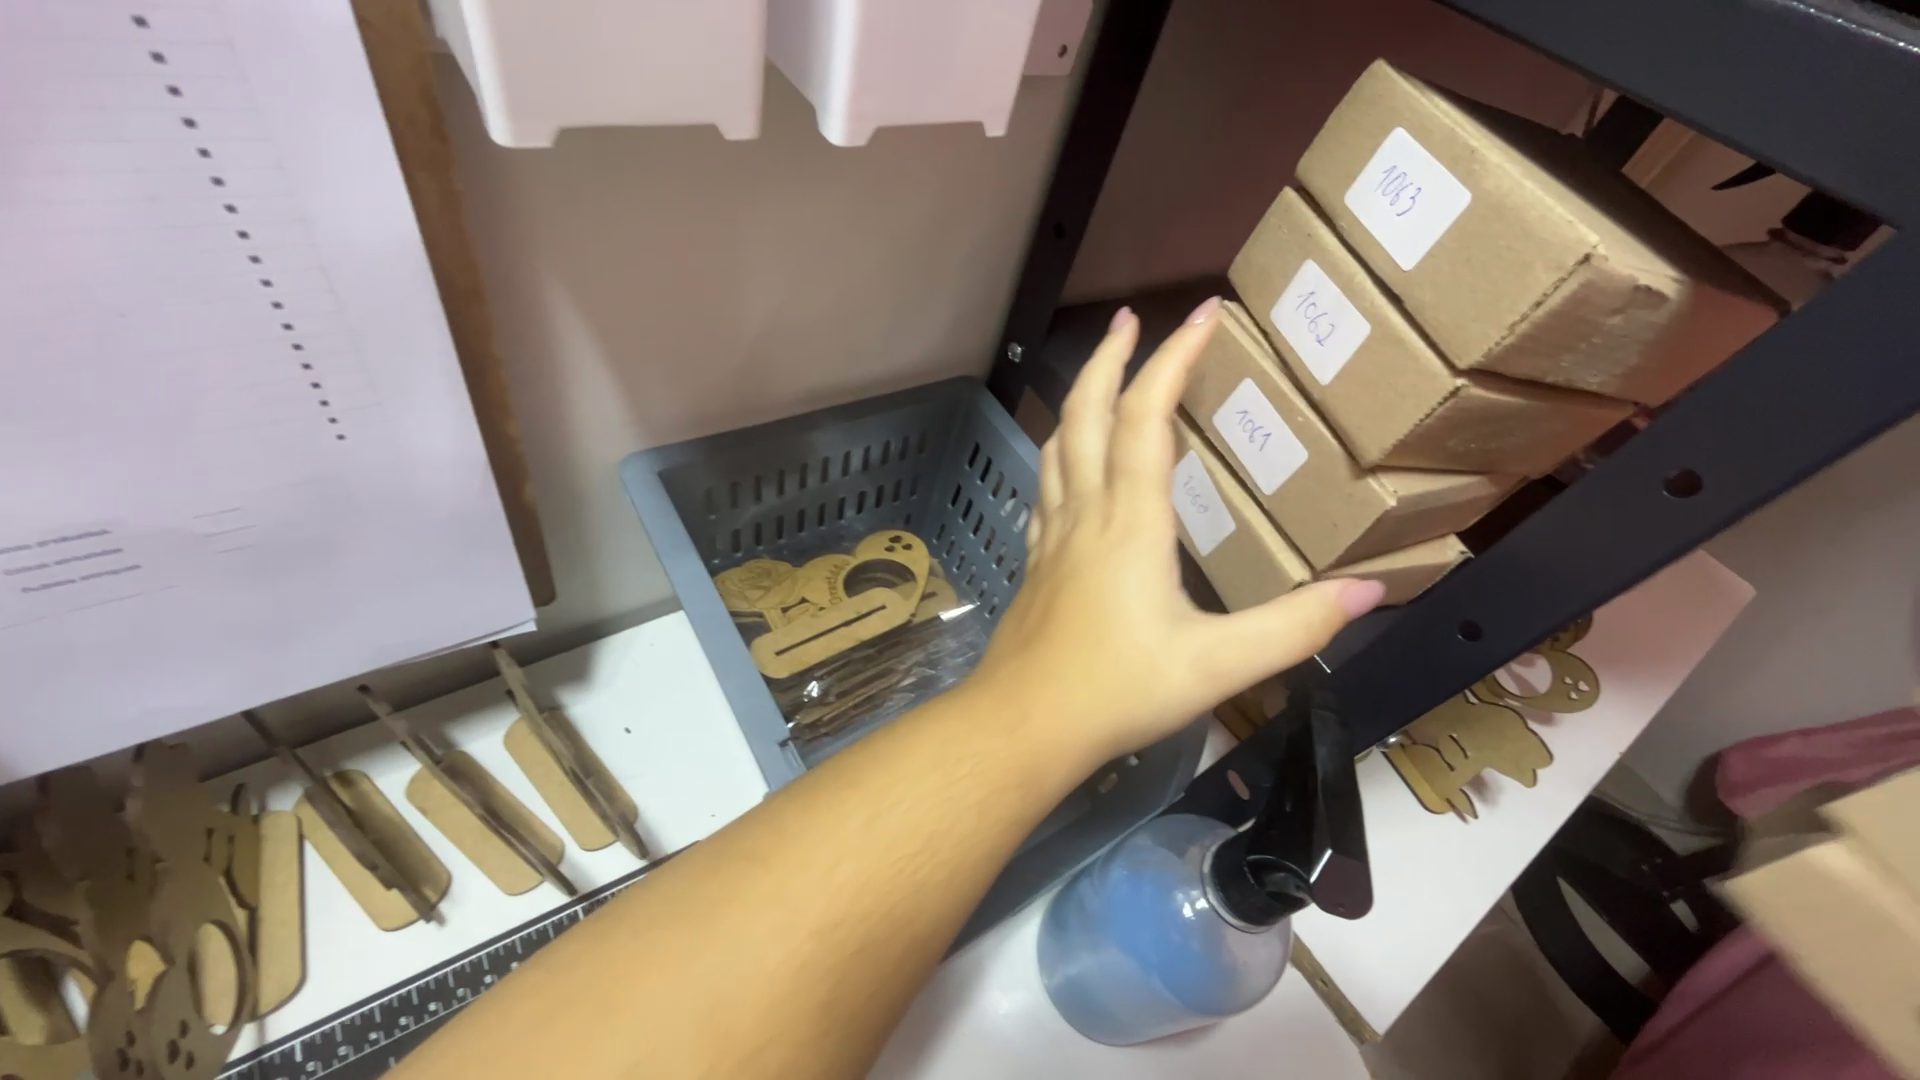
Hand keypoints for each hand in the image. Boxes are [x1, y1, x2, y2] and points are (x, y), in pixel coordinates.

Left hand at [965, 299, 1384, 768]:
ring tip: (1102, 374)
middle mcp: (1085, 514)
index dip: (1173, 360)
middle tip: (1132, 320)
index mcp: (1131, 524)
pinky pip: (1046, 487)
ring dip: (1079, 398)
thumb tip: (1369, 592)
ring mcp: (1052, 536)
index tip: (1202, 314)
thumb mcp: (1218, 666)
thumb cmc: (1117, 691)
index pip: (1145, 418)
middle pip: (1086, 414)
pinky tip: (1070, 465)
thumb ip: (1293, 627)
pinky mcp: (1037, 562)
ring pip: (1058, 445)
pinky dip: (1062, 453)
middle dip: (1110, 359)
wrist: (1024, 724)